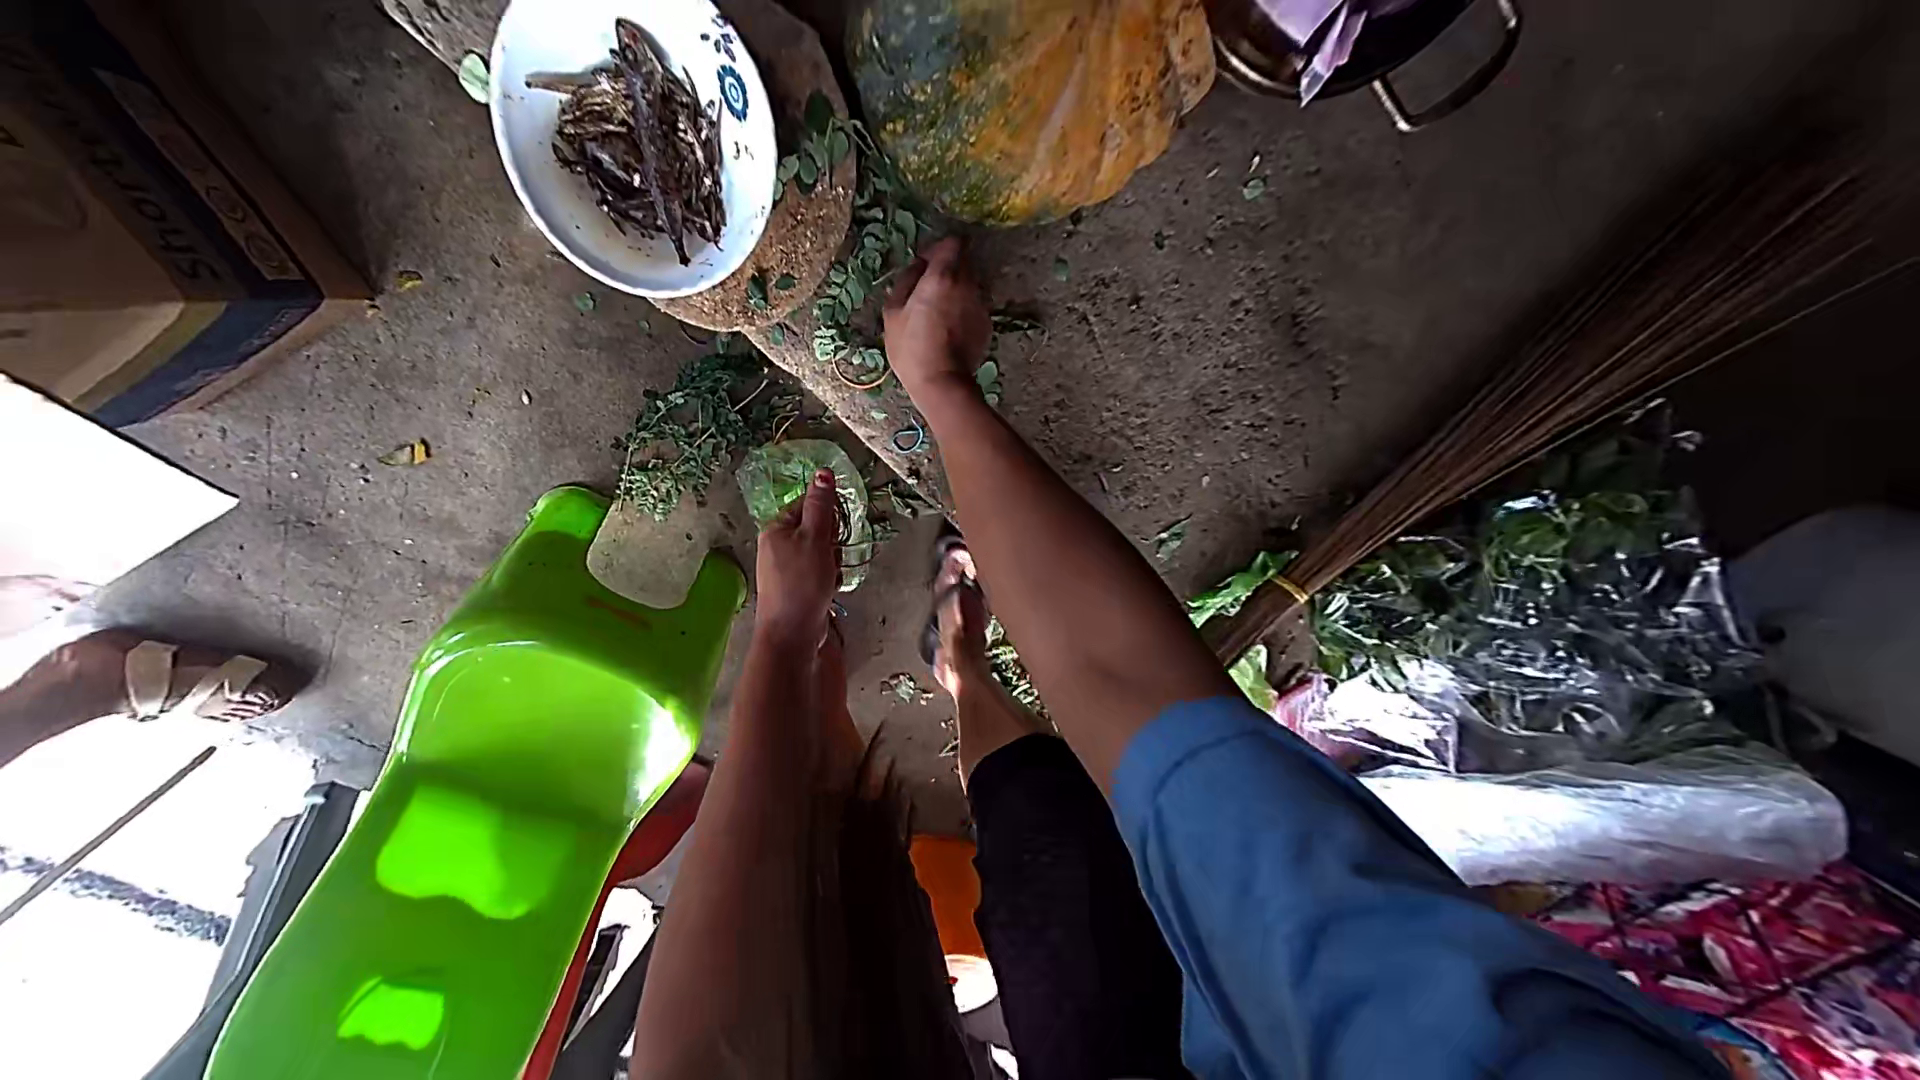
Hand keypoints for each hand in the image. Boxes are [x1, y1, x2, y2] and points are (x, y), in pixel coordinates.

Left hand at [754, 468, 839, 645]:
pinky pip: (821, 570)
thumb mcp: (815, 538)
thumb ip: (821, 505)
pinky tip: (831, 587)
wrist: (793, 633)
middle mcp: (779, 545)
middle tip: (833, 555)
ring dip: (834, 560)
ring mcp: (788, 567)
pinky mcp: (799, 586)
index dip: (827, 515)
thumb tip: (823, 472)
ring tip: (832, 574)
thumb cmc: (802, 583)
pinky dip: (830, 576)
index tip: (835, 530)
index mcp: (777, 528)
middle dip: (833, 541)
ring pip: (823, 550)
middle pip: (817, 528)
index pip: (808, 504)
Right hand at [883, 236, 991, 398]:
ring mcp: (981, 304)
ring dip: (956, 291)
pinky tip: (950, 329)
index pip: (953, 242)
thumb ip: (906, 280)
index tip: (925, 264)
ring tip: (938, 313)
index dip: (938, 249)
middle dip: (947, 269)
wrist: (942, 382)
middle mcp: (968, 284)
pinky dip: (964, 310)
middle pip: (963, 261)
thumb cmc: (911, 347)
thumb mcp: (893, 311)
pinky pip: (974, 306)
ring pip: (970, 284)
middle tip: (929, 290)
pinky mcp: (987, 323)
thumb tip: (917, 267)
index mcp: (943, 275)